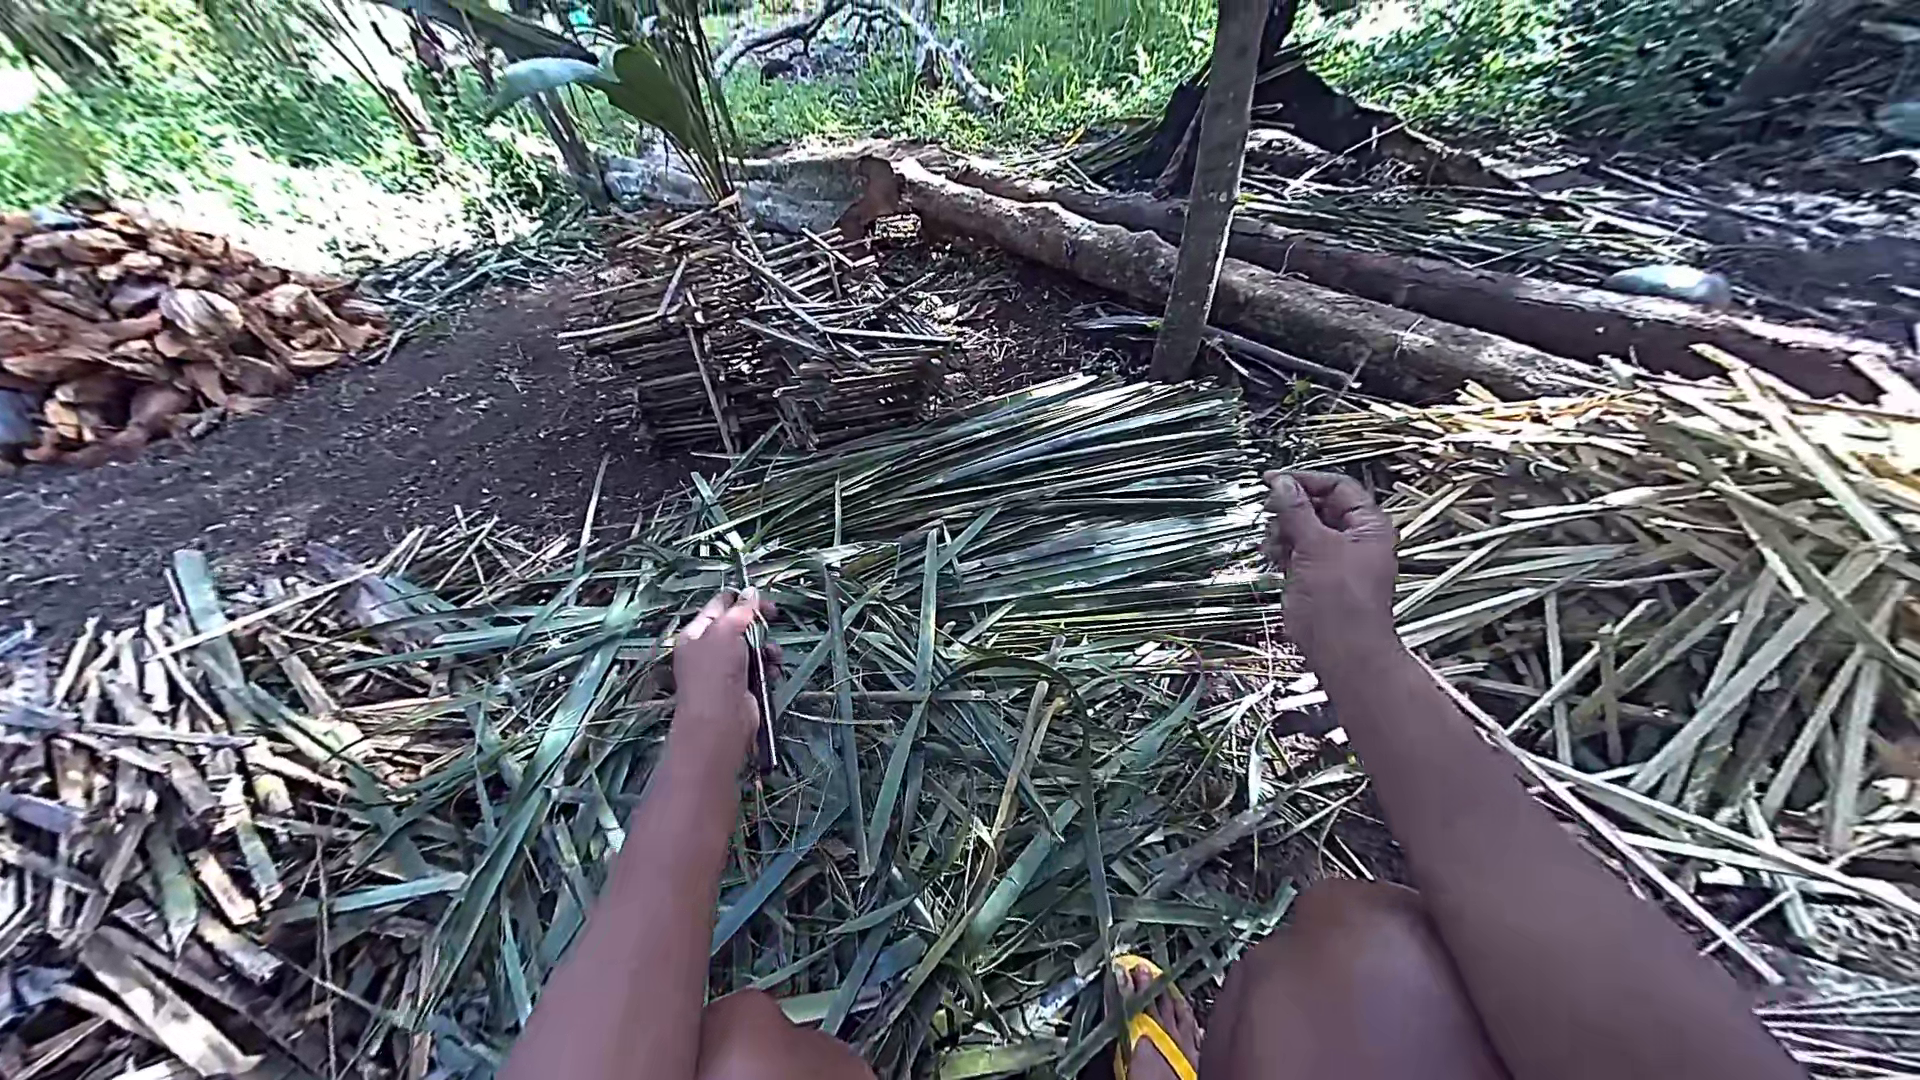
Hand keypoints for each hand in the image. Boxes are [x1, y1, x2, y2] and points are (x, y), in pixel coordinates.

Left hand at [669, 588, 778, 765]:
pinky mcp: (743, 684)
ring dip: (768, 647)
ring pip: (754, 646)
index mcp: (697, 633)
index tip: (761, 597)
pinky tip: (773, 670)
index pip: (719, 606)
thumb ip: (740, 610)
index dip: (740, 598)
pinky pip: (761, 666)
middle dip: (758, 622)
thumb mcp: (726, 632)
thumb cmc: (716, 671)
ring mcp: (726, 668)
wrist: (721, 720)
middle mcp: (710, 649)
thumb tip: (751, 592)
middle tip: (774, 616)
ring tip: (772, 655)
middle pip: (739, 625)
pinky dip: (770, 666)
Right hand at [1263, 470, 1398, 667]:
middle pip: (1316, 506)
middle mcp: (1352, 538)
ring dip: (1281, 530)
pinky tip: (1270, 554)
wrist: (1339, 647)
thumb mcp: (1317, 545)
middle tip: (1269, 511)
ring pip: (1300, 528)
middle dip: (1290, 508)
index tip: (1274, 480)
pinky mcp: (1312, 573)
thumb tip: (1281, 482)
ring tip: (1271, 541)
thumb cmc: (1341, 599)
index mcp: (1367, 526)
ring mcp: (1331, 556)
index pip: (1337, 488)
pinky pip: (1292, 549)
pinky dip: (1279, 548)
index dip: (1306, 481)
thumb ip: (1296, 511)